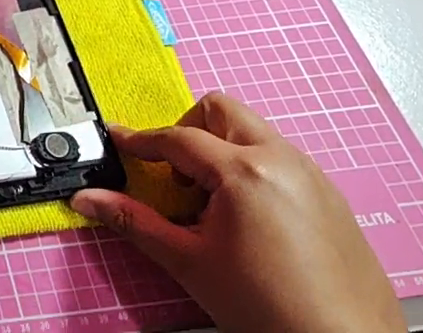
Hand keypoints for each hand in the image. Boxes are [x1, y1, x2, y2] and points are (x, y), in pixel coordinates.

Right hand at [71, 93, 403, 332]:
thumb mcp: (190, 262)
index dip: (141, 141)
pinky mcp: (331, 197)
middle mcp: (283, 162)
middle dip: (188, 131)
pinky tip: (246, 218)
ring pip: (252, 132)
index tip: (120, 143)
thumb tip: (90, 201)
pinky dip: (252, 169)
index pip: (177, 138)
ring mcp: (312, 177)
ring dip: (221, 150)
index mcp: (245, 172)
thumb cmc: (275, 314)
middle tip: (175, 172)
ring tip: (211, 202)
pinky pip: (280, 159)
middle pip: (220, 110)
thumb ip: (135, 222)